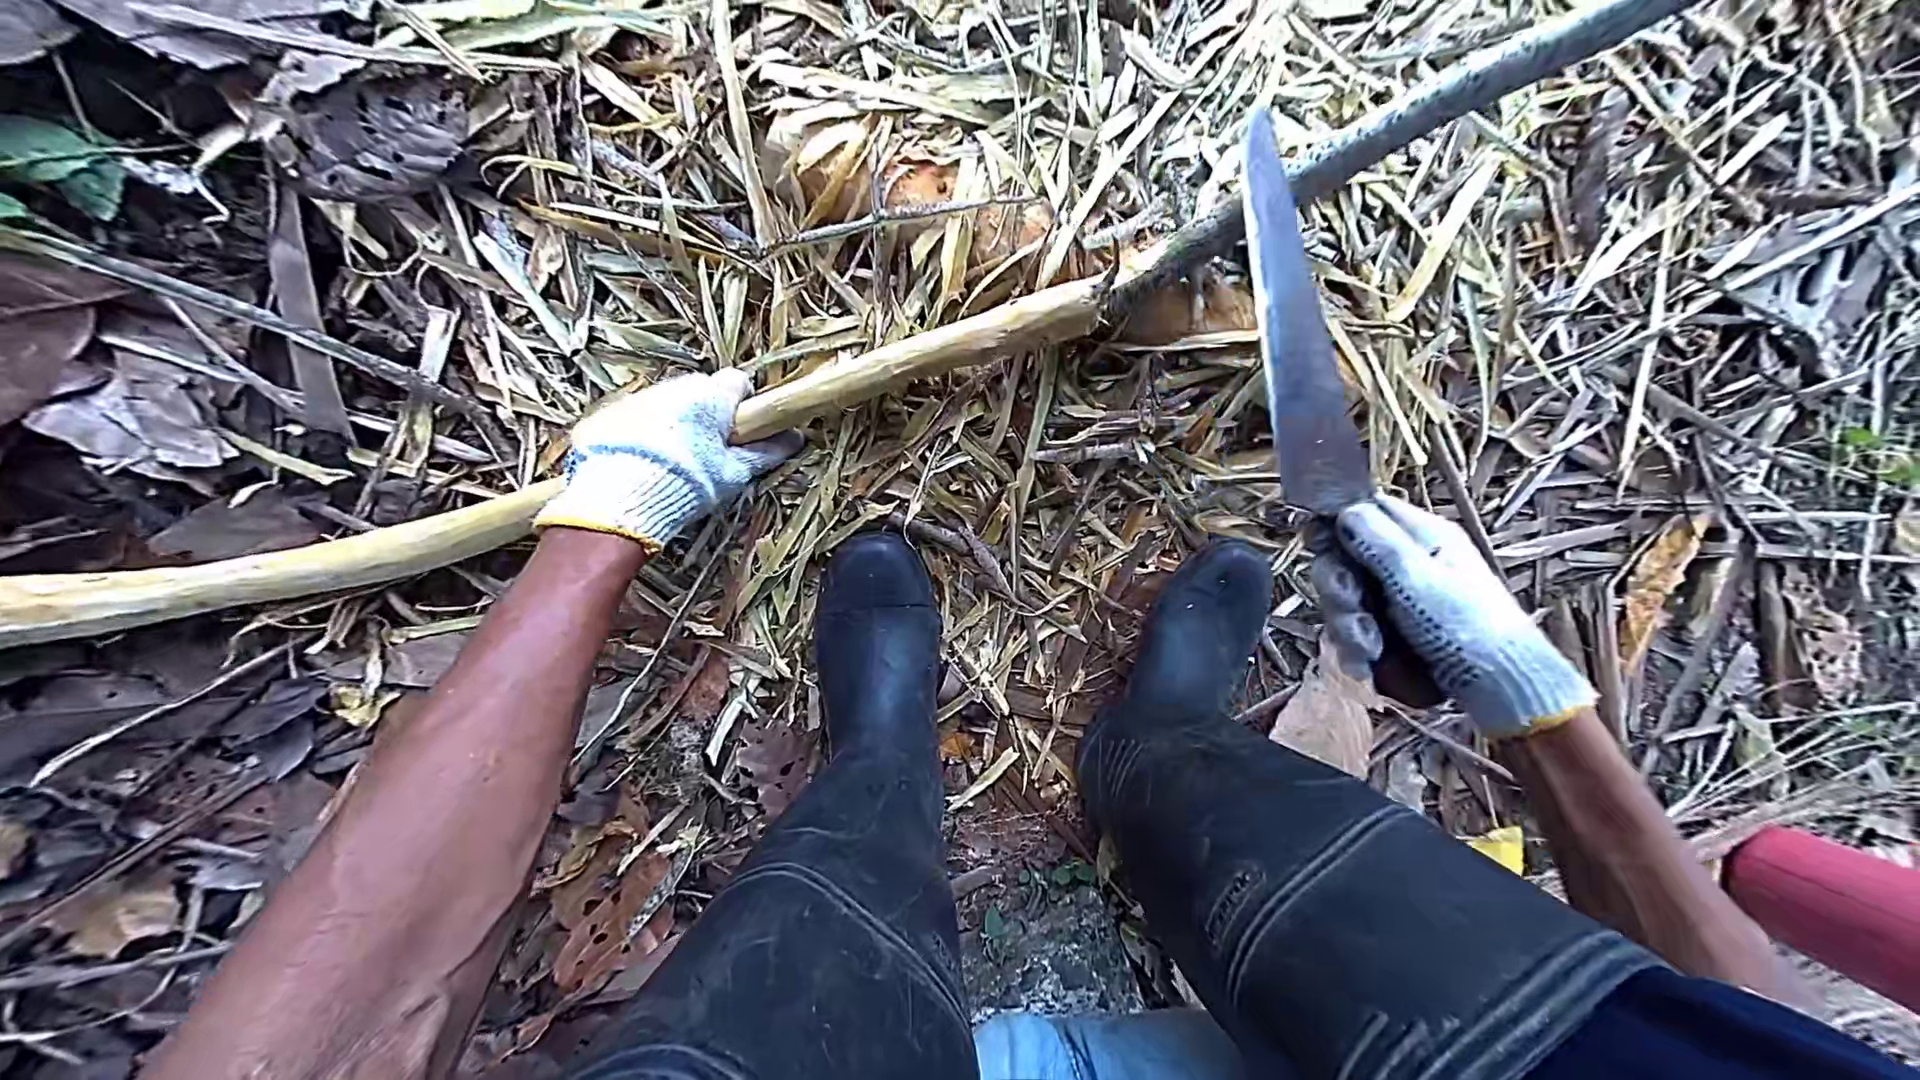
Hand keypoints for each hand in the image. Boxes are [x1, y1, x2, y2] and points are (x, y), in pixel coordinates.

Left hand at [535, 369, 801, 550]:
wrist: (618, 500)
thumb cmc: (690, 484)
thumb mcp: (734, 473)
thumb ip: (766, 453)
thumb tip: (798, 439)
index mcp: (711, 395)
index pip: (739, 382)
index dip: (746, 405)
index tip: (744, 433)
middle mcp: (675, 386)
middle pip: (704, 391)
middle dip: (711, 415)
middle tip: (713, 454)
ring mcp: (640, 397)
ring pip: (672, 403)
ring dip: (680, 424)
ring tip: (677, 463)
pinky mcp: (610, 413)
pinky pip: (640, 416)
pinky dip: (648, 433)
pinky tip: (646, 464)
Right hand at [1312, 494, 1592, 737]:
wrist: (1496, 687)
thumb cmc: (1468, 627)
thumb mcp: (1418, 577)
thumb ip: (1377, 542)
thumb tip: (1344, 510)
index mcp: (1421, 537)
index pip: (1365, 511)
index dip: (1337, 525)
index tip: (1321, 543)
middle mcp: (1403, 563)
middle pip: (1341, 558)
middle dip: (1339, 586)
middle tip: (1353, 603)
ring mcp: (1392, 598)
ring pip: (1341, 598)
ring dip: (1347, 623)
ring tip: (1371, 645)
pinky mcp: (1385, 630)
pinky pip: (1349, 629)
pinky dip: (1353, 647)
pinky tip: (1369, 659)